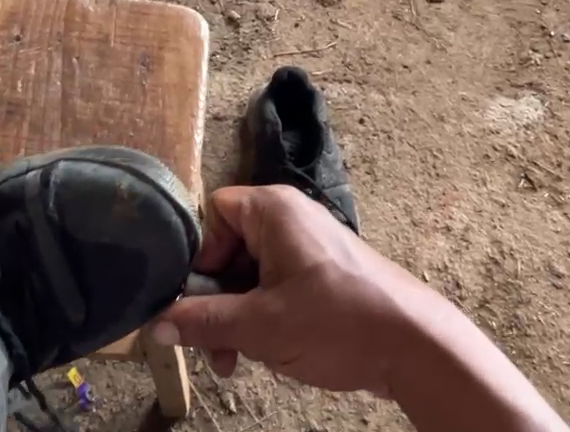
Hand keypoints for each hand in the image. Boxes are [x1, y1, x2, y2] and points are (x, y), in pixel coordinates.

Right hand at [147, 185, 428, 394]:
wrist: (414, 344)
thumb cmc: (335, 321)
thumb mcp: (260, 326)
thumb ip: (204, 322)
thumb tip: (155, 326)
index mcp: (272, 209)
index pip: (213, 212)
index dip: (200, 255)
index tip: (198, 299)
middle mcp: (288, 216)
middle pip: (230, 246)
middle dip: (217, 298)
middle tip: (212, 343)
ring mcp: (308, 243)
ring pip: (252, 271)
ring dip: (238, 314)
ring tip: (236, 360)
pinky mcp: (323, 270)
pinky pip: (276, 282)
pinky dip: (264, 313)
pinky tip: (266, 350)